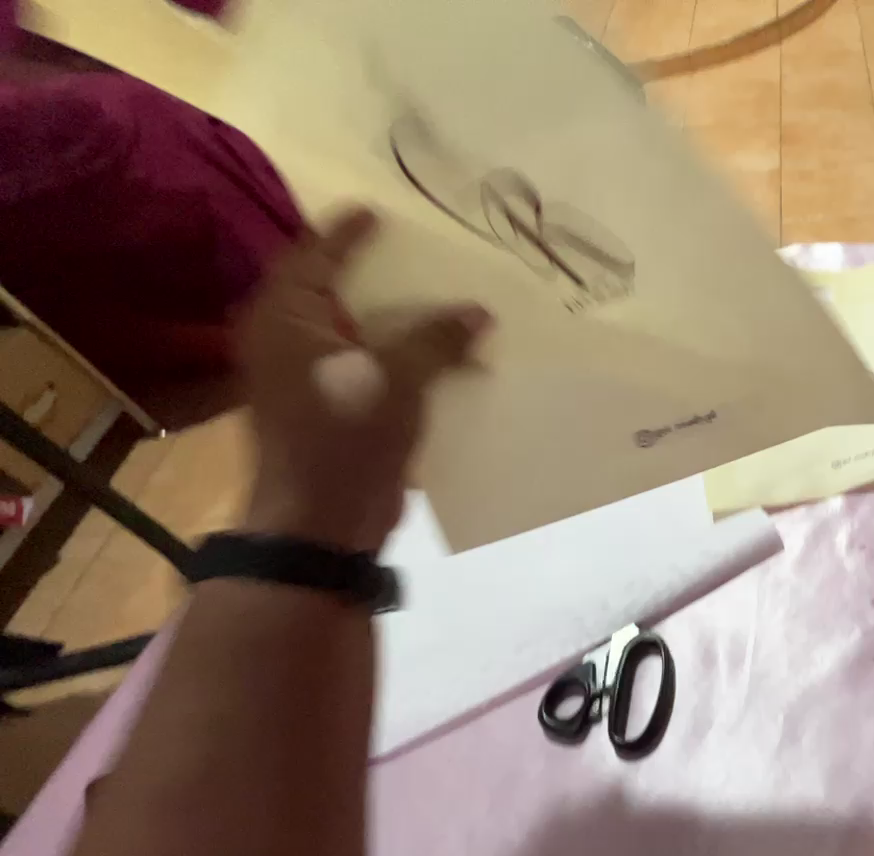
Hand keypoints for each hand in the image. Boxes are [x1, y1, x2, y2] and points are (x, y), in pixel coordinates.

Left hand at [233, 207, 490, 551]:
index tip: (374, 211)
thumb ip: (435, 339)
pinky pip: (378, 368)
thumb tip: (478, 311)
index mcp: (285, 321)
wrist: (325, 516)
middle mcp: (290, 342)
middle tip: (417, 255)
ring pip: (362, 334)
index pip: (313, 259)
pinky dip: (409, 359)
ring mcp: (314, 378)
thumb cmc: (345, 437)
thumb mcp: (395, 379)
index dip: (346, 234)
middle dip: (378, 277)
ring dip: (403, 322)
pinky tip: (447, 358)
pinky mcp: (340, 409)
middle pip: (336, 294)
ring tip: (443, 304)